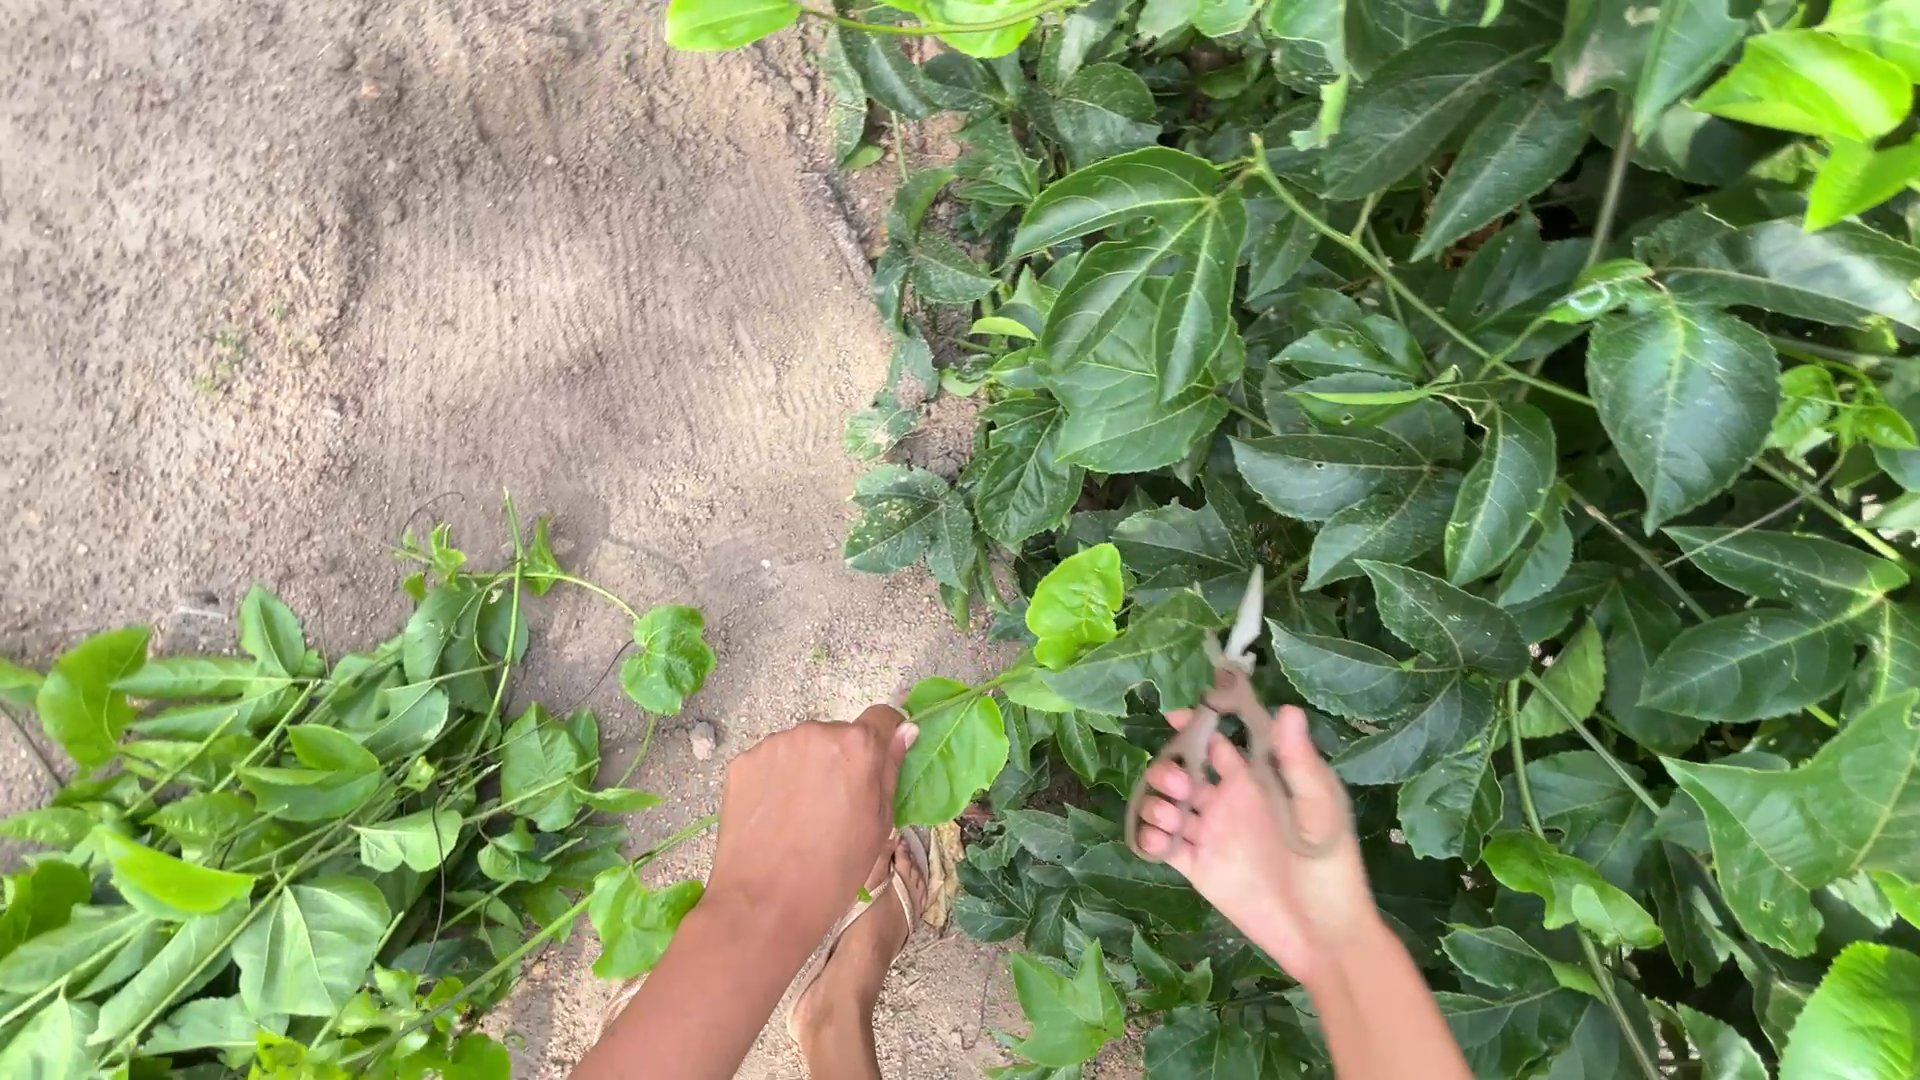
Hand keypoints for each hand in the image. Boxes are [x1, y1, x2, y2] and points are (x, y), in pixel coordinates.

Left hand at [703, 705, 918, 944]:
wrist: (764, 903)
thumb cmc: (835, 869)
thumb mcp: (879, 823)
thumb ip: (890, 770)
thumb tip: (905, 731)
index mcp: (858, 745)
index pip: (882, 717)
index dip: (884, 740)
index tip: (877, 764)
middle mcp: (817, 732)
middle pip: (838, 735)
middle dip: (840, 760)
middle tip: (834, 805)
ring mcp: (776, 744)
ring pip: (803, 748)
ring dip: (807, 768)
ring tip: (799, 814)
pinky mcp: (744, 762)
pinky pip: (771, 761)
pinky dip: (776, 780)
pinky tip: (773, 815)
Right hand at [1135, 703, 1374, 987]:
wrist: (1325, 936)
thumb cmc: (1331, 866)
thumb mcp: (1321, 808)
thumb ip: (1298, 761)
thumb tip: (1286, 708)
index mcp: (1253, 783)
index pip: (1216, 743)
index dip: (1193, 727)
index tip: (1175, 717)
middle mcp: (1226, 804)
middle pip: (1182, 772)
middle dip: (1169, 769)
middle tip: (1180, 784)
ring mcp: (1209, 835)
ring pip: (1168, 805)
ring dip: (1158, 802)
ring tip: (1171, 816)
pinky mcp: (1198, 868)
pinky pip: (1164, 846)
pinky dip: (1150, 837)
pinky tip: (1158, 840)